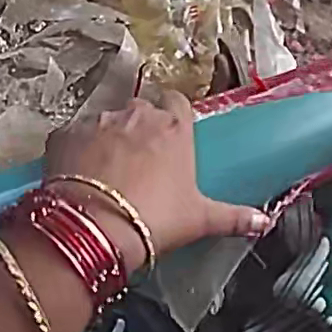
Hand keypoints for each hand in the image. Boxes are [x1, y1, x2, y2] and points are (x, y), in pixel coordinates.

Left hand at [40, 90, 271, 263]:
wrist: (95, 228)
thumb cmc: (156, 218)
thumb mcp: (200, 219)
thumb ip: (235, 217)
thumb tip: (266, 222)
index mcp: (175, 128)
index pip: (178, 102)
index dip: (173, 115)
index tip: (170, 134)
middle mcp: (139, 115)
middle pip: (142, 110)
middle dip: (140, 127)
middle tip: (139, 159)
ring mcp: (100, 122)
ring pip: (107, 120)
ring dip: (108, 137)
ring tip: (106, 170)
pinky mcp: (65, 134)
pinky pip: (73, 135)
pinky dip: (75, 149)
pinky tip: (77, 174)